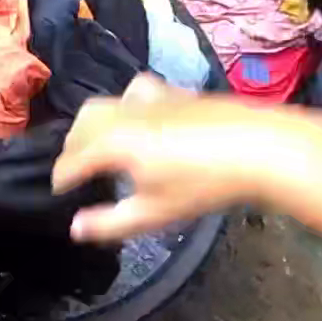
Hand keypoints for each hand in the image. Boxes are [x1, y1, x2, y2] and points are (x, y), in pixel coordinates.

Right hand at [52, 76, 321, 241]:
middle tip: (76, 173)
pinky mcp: (168, 92)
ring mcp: (145, 99)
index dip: (61, 180)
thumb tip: (74, 229)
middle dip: (71, 151)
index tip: (59, 194)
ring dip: (89, 127)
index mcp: (111, 144)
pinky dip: (120, 108)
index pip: (70, 162)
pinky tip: (135, 119)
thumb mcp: (154, 213)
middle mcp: (120, 115)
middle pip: (79, 129)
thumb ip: (109, 223)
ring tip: (96, 146)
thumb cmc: (205, 185)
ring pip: (99, 107)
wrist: (262, 147)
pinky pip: (129, 94)